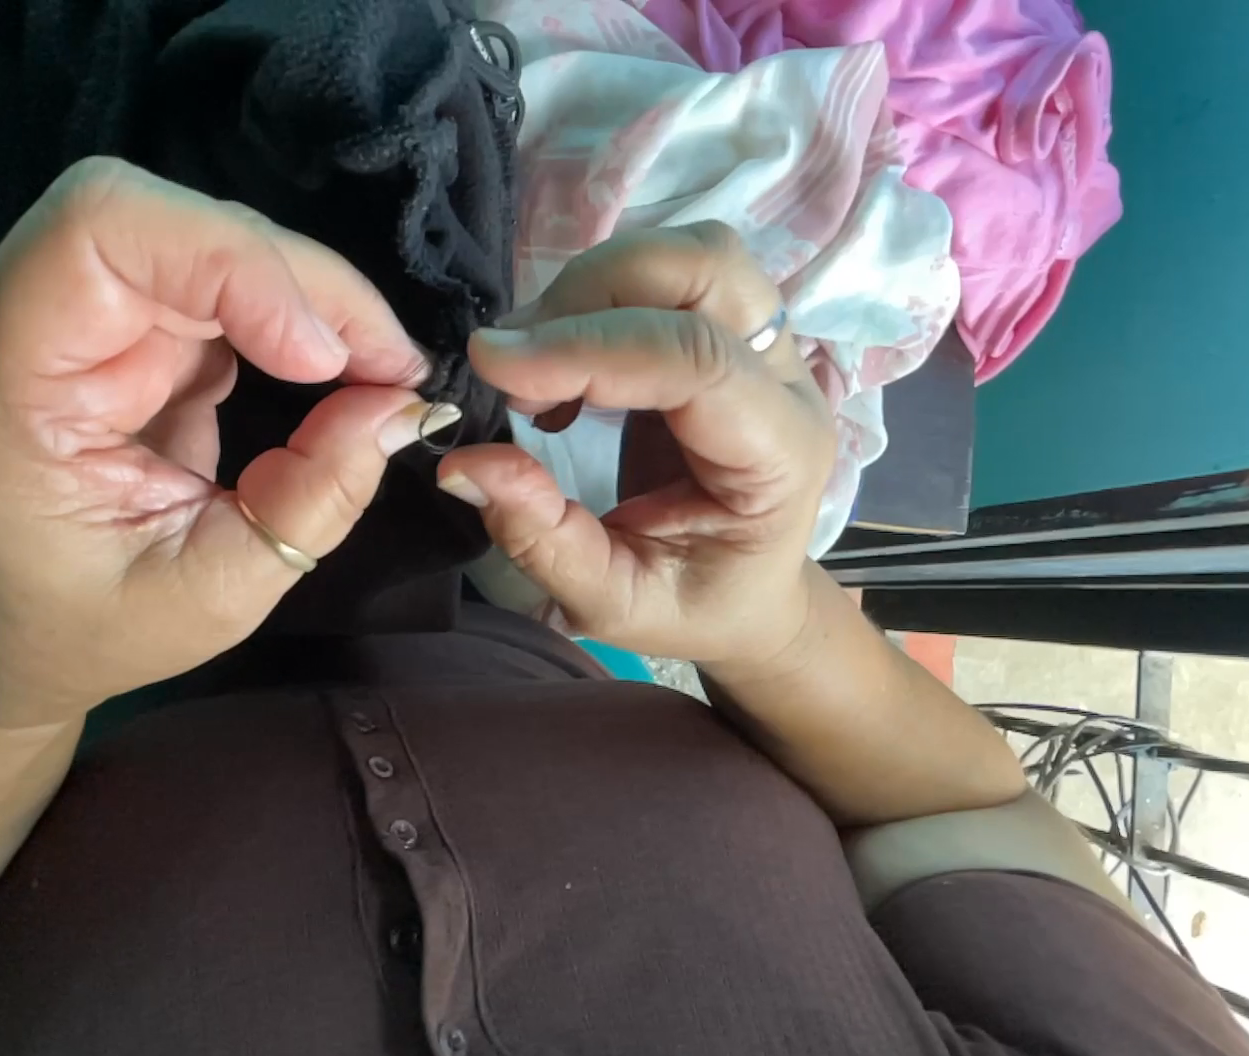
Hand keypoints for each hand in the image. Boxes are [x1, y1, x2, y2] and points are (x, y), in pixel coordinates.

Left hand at [0, 158, 448, 725]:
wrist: (23, 637)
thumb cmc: (95, 631)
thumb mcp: (219, 592)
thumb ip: (312, 500)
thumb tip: (402, 409)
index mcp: (17, 390)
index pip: (99, 234)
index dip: (230, 264)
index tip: (323, 360)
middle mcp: (41, 329)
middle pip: (173, 224)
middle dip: (304, 282)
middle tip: (394, 365)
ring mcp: (91, 326)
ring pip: (212, 243)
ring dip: (315, 294)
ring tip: (384, 368)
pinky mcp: (138, 338)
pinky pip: (229, 287)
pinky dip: (302, 315)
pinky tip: (346, 367)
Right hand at [437, 223, 836, 667]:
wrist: (745, 595)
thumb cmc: (693, 607)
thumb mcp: (615, 604)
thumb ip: (544, 540)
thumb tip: (463, 462)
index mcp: (778, 455)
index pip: (698, 360)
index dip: (588, 349)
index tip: (492, 366)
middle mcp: (786, 382)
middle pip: (705, 268)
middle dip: (591, 293)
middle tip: (514, 366)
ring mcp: (763, 349)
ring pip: (687, 255)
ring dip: (591, 288)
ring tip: (534, 367)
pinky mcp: (723, 337)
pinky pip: (663, 276)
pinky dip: (593, 301)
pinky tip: (559, 369)